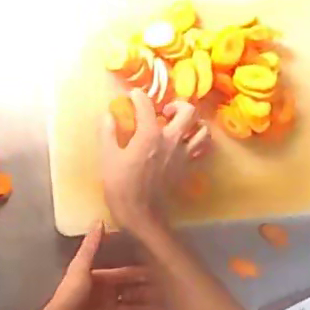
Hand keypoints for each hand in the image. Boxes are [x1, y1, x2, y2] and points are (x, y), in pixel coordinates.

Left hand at [26, 222, 166, 309]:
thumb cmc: (68, 297)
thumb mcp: (80, 269)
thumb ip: (91, 247)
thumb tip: (99, 220)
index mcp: (96, 279)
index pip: (122, 274)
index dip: (139, 273)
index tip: (159, 269)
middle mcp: (103, 295)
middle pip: (130, 292)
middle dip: (148, 292)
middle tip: (170, 291)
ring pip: (133, 309)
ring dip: (149, 309)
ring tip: (170, 308)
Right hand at [99, 89, 208, 232]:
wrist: (139, 213)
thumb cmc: (120, 185)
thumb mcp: (107, 157)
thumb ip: (108, 132)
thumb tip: (107, 115)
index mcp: (149, 135)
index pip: (147, 106)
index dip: (139, 97)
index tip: (133, 96)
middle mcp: (171, 140)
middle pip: (188, 111)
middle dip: (177, 105)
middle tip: (164, 111)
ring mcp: (183, 154)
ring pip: (202, 129)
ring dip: (193, 122)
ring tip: (180, 125)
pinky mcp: (187, 166)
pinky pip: (201, 148)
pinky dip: (197, 140)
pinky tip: (186, 142)